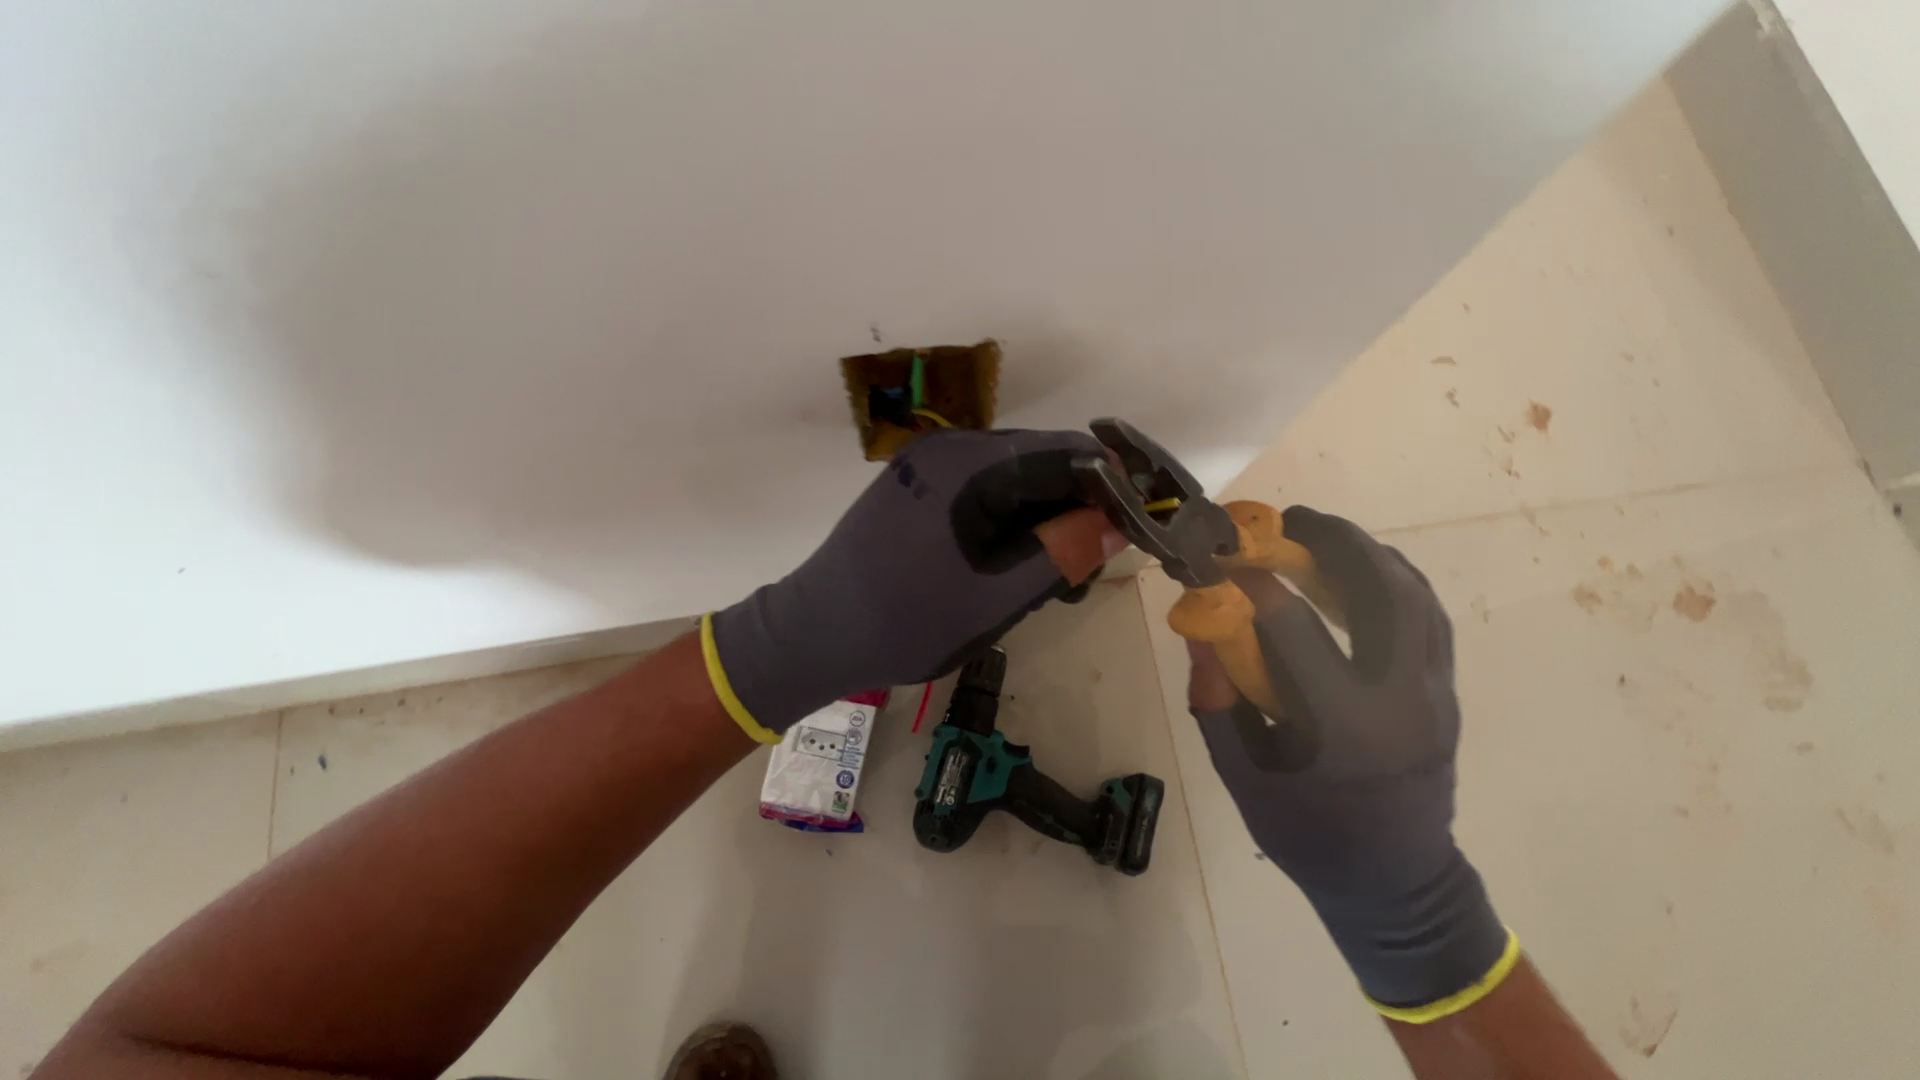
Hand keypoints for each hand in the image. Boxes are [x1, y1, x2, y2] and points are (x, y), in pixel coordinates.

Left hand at [706, 428, 1123, 739]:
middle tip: (1095, 561)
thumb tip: (1120, 522)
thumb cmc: (904, 621)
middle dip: (1077, 505)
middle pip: (1039, 462)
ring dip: (1044, 518)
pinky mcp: (916, 488)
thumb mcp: (993, 597)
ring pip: (1012, 479)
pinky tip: (1015, 563)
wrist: (814, 633)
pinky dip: (1010, 521)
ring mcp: (927, 467)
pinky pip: (981, 491)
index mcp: (965, 464)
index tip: (1140, 522)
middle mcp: (947, 450)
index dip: (1111, 483)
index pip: (1064, 452)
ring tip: (1057, 574)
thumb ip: (1062, 553)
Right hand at [1188, 506, 1512, 1018]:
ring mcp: (1434, 693)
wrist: (1396, 882)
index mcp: (1343, 726)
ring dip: (1371, 553)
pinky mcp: (1446, 693)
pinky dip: (1398, 580)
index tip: (1226, 558)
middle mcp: (1400, 698)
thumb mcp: (1243, 779)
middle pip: (1382, 593)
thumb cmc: (1307, 835)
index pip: (1297, 630)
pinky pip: (1430, 617)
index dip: (1257, 585)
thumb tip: (1201, 631)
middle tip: (1294, 518)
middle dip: (1337, 543)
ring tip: (1326, 533)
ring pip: (1416, 597)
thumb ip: (1217, 704)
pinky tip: (1365, 570)